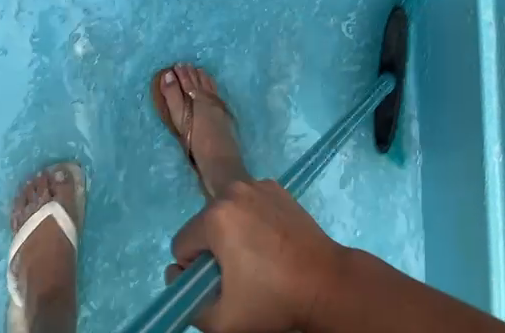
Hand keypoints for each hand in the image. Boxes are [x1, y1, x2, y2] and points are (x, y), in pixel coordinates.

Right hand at [166, 179, 350, 332]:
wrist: (326, 283)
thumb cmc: (272, 300)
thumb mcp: (219, 320)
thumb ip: (186, 300)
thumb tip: (178, 273)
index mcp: (217, 216)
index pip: (182, 244)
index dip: (194, 271)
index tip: (218, 285)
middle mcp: (235, 189)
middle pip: (204, 225)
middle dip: (213, 250)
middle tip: (240, 274)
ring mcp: (259, 185)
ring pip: (227, 214)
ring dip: (232, 234)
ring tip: (258, 260)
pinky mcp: (278, 188)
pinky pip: (249, 205)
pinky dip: (252, 222)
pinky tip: (271, 244)